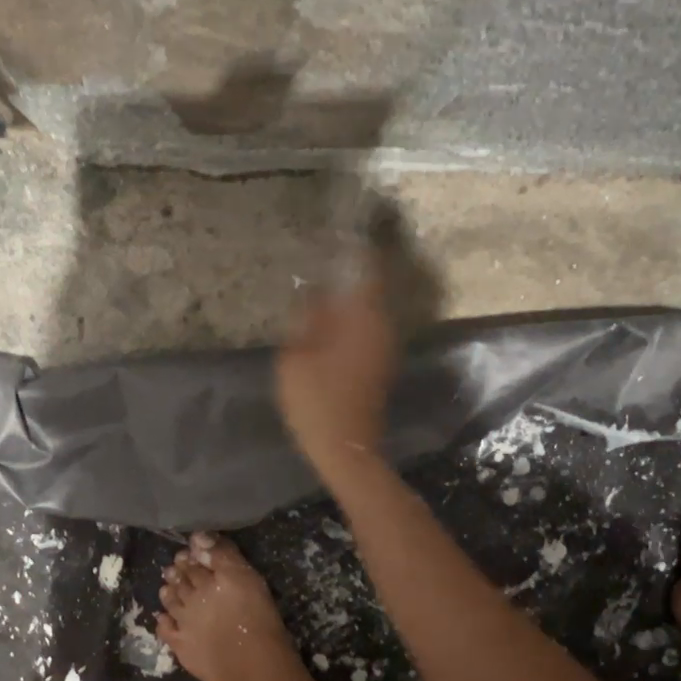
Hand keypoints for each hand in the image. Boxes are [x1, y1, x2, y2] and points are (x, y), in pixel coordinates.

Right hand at [277, 264, 398, 474]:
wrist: (345, 448)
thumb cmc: (316, 401)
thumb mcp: (295, 357)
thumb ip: (306, 318)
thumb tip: (312, 290)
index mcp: (362, 316)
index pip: (364, 267)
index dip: (352, 247)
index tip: (336, 233)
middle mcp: (382, 324)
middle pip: (367, 287)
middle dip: (347, 272)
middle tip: (321, 259)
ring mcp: (385, 345)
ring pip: (366, 309)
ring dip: (347, 298)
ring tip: (319, 290)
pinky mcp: (380, 363)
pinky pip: (365, 328)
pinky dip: (349, 320)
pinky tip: (327, 324)